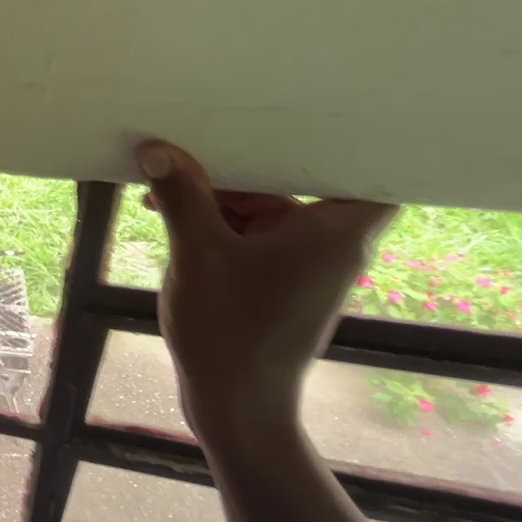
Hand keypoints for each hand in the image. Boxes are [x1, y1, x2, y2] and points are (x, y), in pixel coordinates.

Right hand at [136, 141, 396, 433]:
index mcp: (333, 233)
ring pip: (265, 209)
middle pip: (293, 184)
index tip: (287, 121)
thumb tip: (156, 149)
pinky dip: (216, 224)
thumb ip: (180, 195)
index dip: (335, 143)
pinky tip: (168, 217)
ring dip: (215, 198)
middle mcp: (330, 244)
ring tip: (161, 192)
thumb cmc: (229, 327)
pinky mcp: (277, 282)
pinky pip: (252, 235)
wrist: (234, 400)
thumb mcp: (196, 251)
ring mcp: (303, 265)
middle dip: (237, 169)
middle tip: (188, 150)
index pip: (365, 172)